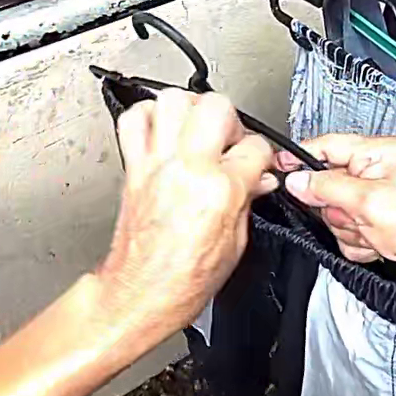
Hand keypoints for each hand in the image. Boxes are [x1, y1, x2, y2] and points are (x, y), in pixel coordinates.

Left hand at [98, 90, 276, 335]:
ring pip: (172, 100)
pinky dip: (149, 117)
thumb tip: (258, 178)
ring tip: (197, 130)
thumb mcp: (235, 244)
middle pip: (216, 106)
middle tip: (229, 141)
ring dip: (191, 110)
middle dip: (230, 119)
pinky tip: (164, 132)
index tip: (257, 165)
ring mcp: (156, 164)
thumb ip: (247, 200)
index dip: (261, 157)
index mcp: (219, 191)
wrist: (140, 294)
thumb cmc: (183, 281)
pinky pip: (134, 120)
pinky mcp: (133, 168)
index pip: (255, 147)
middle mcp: (187, 169)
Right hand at [278, 134, 395, 281]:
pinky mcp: (373, 219)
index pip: (328, 145)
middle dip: (338, 209)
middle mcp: (376, 171)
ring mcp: (374, 197)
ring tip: (373, 231)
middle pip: (327, 185)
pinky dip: (358, 241)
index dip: (302, 156)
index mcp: (379, 153)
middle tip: (356, 216)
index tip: (282, 166)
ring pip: (335, 213)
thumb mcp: (367, 201)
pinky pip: (346, 230)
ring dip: (349, 228)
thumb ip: (325, 188)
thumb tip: (297, 180)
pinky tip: (377, 242)